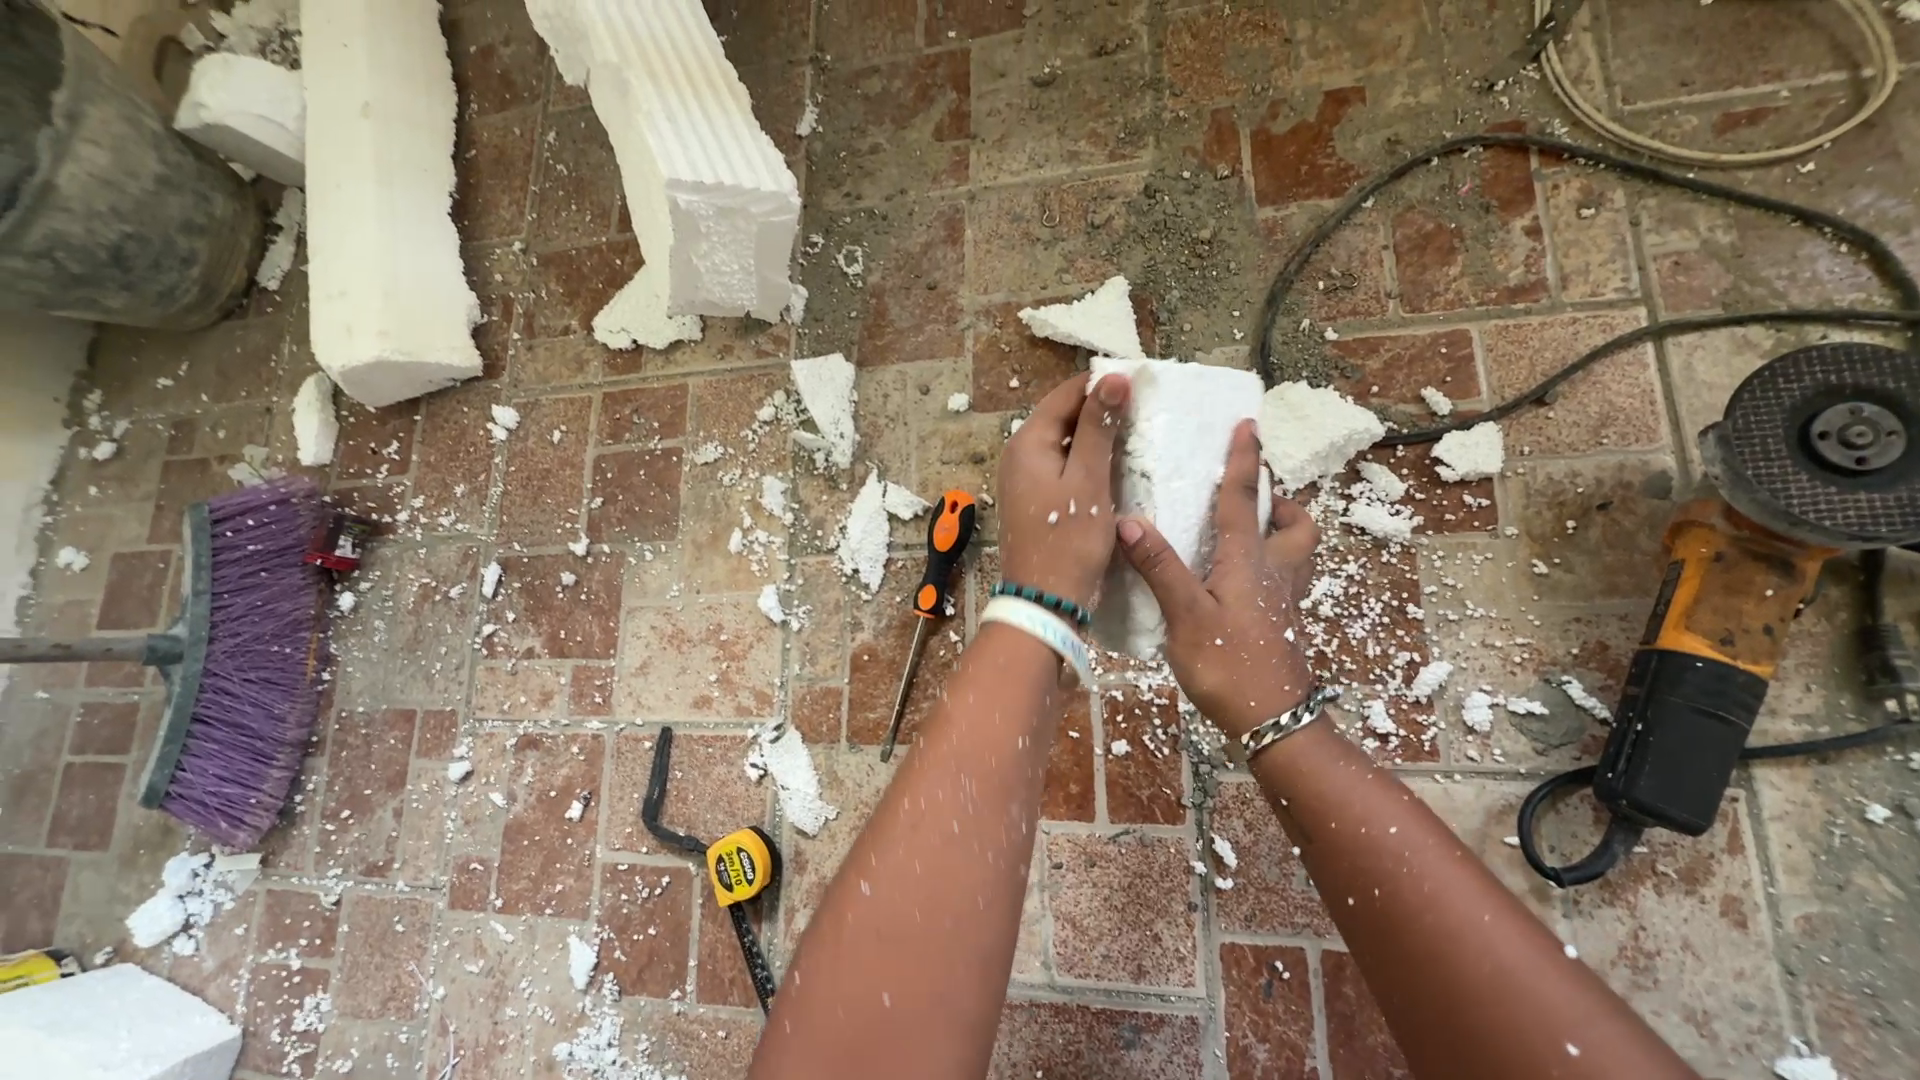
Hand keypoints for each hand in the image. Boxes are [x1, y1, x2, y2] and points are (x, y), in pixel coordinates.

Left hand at [997, 372, 1129, 607]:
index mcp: (1027, 442)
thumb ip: (1098, 427)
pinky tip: (1114, 466)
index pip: (1065, 394)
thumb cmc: (1068, 540)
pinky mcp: (1035, 499)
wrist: (1044, 601)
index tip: (1141, 382)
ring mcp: (1025, 478)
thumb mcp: (1089, 480)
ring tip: (1136, 433)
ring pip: (1065, 442)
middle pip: (1063, 416)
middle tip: (1144, 408)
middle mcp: (1019, 454)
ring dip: (1096, 436)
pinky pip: (1063, 466)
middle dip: (1100, 408)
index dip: (1101, 383)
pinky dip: (1087, 461)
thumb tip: (1112, 377)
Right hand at [1115, 420, 1319, 737]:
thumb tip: (1130, 521)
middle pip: (1296, 523)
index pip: (1245, 498)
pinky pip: (1284, 578)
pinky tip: (1237, 582)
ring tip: (1245, 533)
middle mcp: (1275, 572)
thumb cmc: (1230, 665)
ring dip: (1281, 531)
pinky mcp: (1282, 623)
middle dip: (1279, 501)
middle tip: (1252, 498)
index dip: (1245, 460)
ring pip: (1297, 551)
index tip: (1247, 425)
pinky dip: (1269, 565)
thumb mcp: (1186, 616)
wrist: (1273, 722)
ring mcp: (1283, 600)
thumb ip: (1160, 567)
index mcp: (1250, 561)